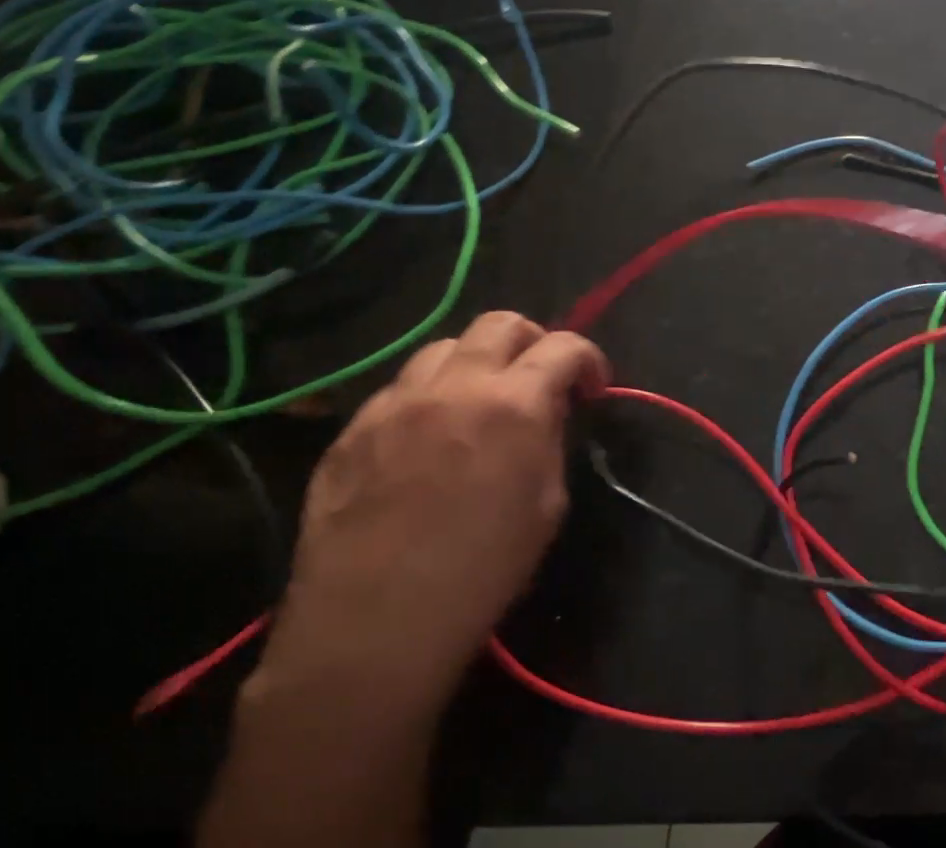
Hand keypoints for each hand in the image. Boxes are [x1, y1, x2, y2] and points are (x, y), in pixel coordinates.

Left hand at [259, 312, 610, 706]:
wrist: (375, 622)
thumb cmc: (484, 570)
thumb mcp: (547, 504)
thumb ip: (550, 441)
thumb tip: (548, 412)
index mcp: (514, 404)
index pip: (564, 346)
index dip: (589, 360)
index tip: (593, 390)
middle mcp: (453, 386)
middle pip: (499, 324)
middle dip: (533, 342)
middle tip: (541, 382)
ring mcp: (393, 404)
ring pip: (443, 349)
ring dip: (476, 364)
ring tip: (481, 405)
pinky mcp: (351, 431)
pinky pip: (399, 390)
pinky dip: (429, 396)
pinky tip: (430, 440)